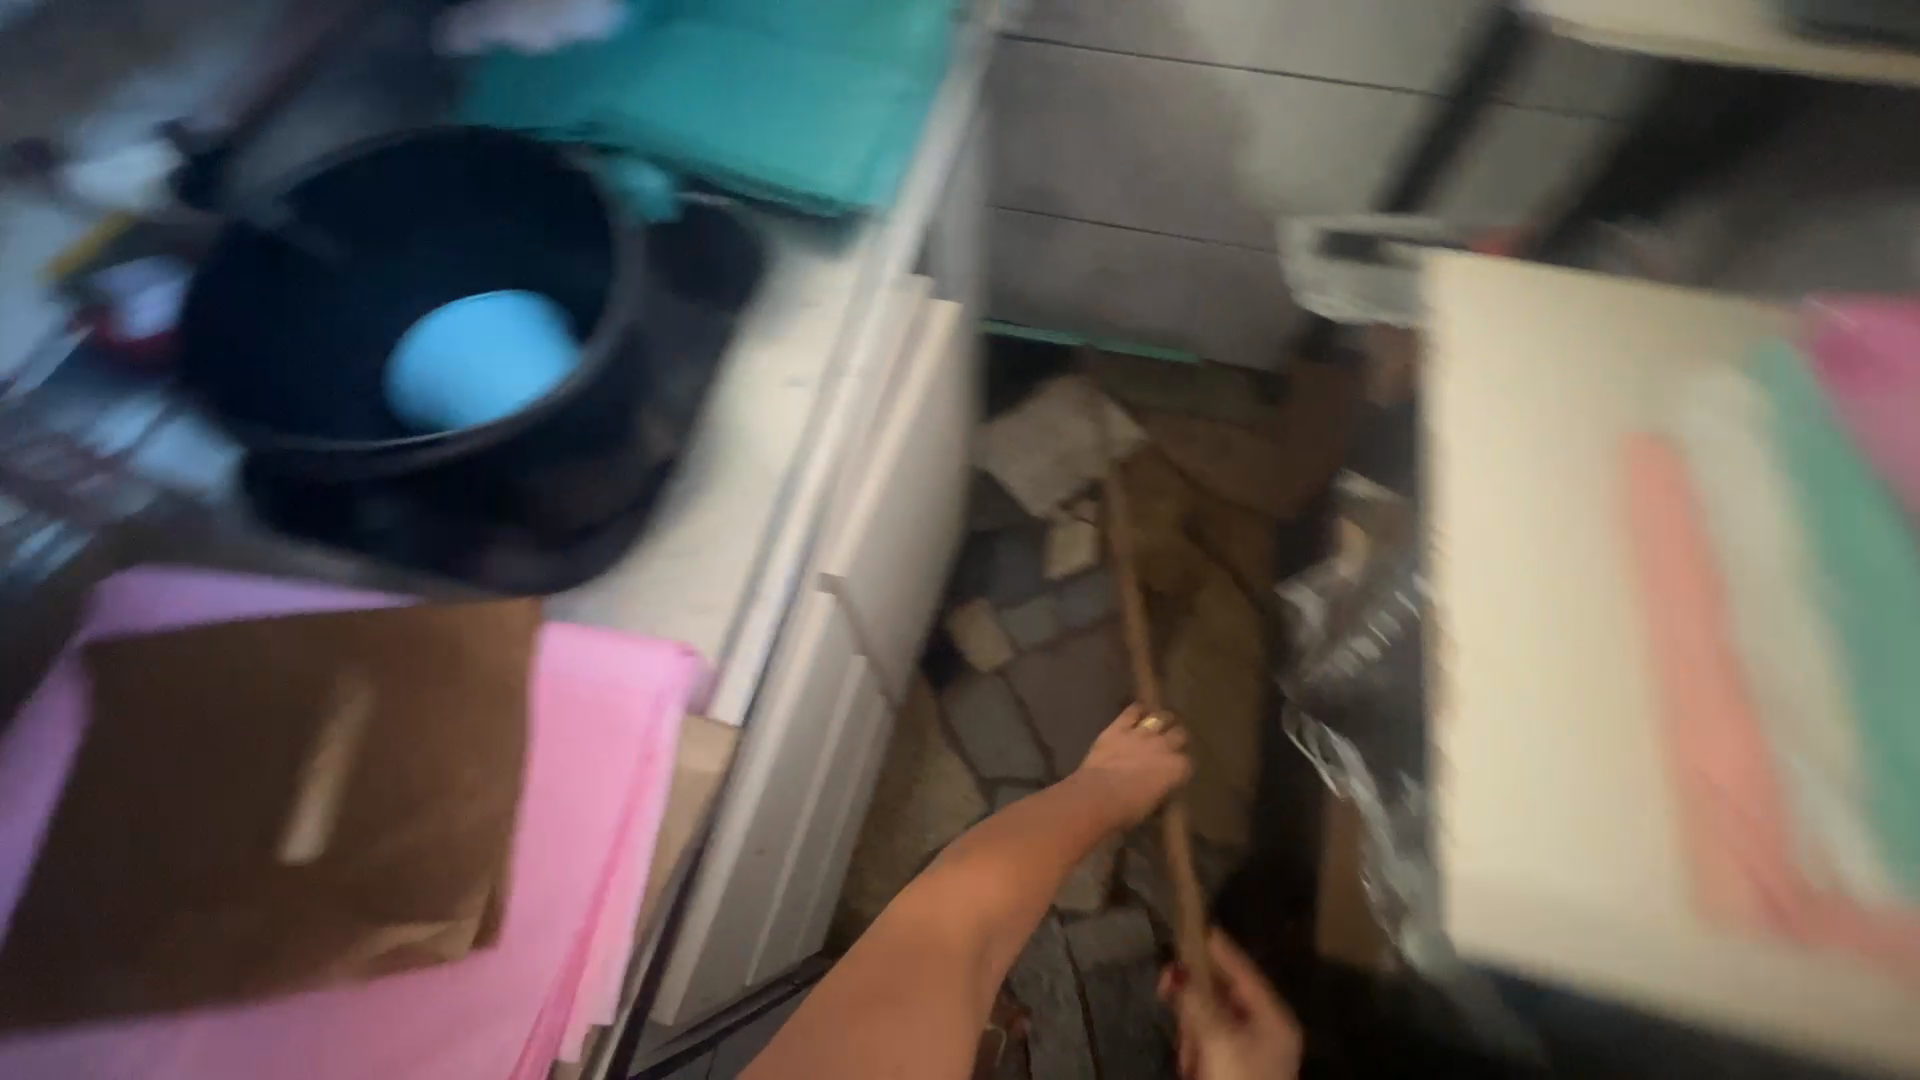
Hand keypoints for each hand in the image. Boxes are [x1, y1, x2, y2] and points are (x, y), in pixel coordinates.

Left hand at [1070, 704, 1191, 828]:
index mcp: (1177, 769)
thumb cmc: (1128, 810)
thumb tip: (1163, 790)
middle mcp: (1164, 747)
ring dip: (1163, 719)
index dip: (1182, 765)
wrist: (1099, 795)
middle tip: (1173, 741)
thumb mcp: (1154, 807)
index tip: (1178, 767)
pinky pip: (1133, 711)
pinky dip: (1138, 709)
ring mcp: (1142, 733)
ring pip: (1161, 718)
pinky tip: (1140, 709)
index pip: (1188, 762)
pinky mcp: (1119, 727)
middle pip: (1180, 734)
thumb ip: (1163, 792)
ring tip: (1162, 720)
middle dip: (1177, 737)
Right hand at [1160, 931, 1301, 1079]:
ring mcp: (1252, 1050)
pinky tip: (1189, 1066)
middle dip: (1194, 994)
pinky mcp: (1235, 1068)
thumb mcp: (1216, 1037)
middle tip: (1166, 989)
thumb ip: (1195, 998)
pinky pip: (1209, 1041)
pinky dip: (1195, 1047)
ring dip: (1192, 1027)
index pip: (1240, 967)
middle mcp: (1266, 1028)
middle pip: (1222, 990)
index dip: (1214, 946)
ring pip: (1211, 1015)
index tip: (1188, 924)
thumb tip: (1176, 969)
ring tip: (1187, 1053)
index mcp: (1273, 1016)